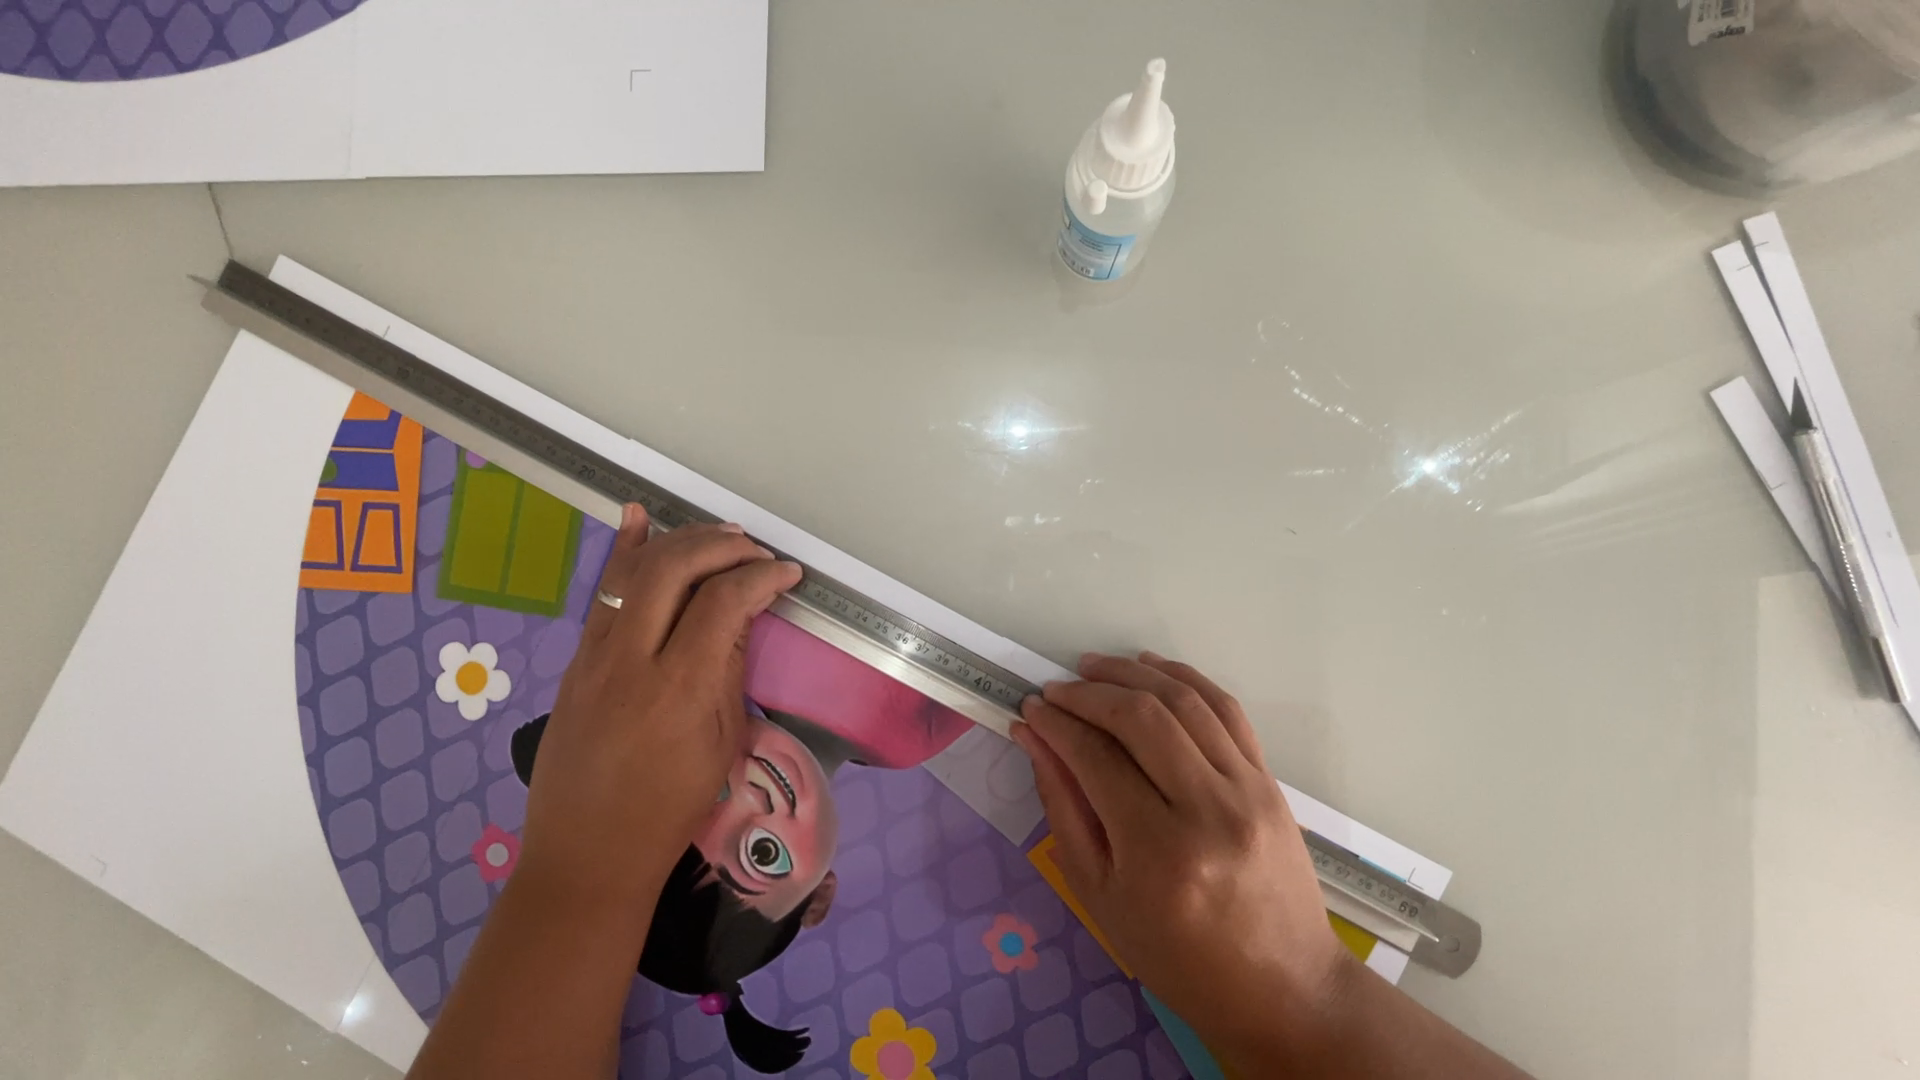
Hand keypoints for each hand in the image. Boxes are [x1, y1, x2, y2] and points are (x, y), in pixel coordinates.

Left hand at [517, 504, 802, 907]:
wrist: (586, 854)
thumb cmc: (668, 810)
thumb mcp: (720, 743)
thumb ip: (729, 669)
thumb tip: (743, 614)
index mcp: (679, 688)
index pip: (723, 603)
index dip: (761, 577)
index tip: (789, 574)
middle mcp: (631, 659)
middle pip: (675, 570)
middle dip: (722, 547)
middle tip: (755, 550)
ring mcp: (594, 655)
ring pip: (635, 571)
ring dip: (681, 541)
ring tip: (720, 534)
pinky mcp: (575, 659)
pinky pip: (602, 592)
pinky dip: (623, 551)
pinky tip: (637, 516)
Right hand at [1012, 652, 1346, 1056]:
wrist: (1282, 986)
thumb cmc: (1177, 957)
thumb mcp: (1100, 895)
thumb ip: (1064, 807)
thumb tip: (1033, 738)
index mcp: (1159, 852)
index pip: (1095, 758)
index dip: (1056, 725)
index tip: (1030, 710)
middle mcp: (1208, 809)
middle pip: (1141, 718)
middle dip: (1088, 693)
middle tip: (1055, 690)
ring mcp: (1247, 789)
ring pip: (1184, 702)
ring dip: (1131, 674)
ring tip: (1092, 667)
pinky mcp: (1269, 780)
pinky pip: (1227, 709)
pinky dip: (1185, 678)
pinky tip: (1150, 668)